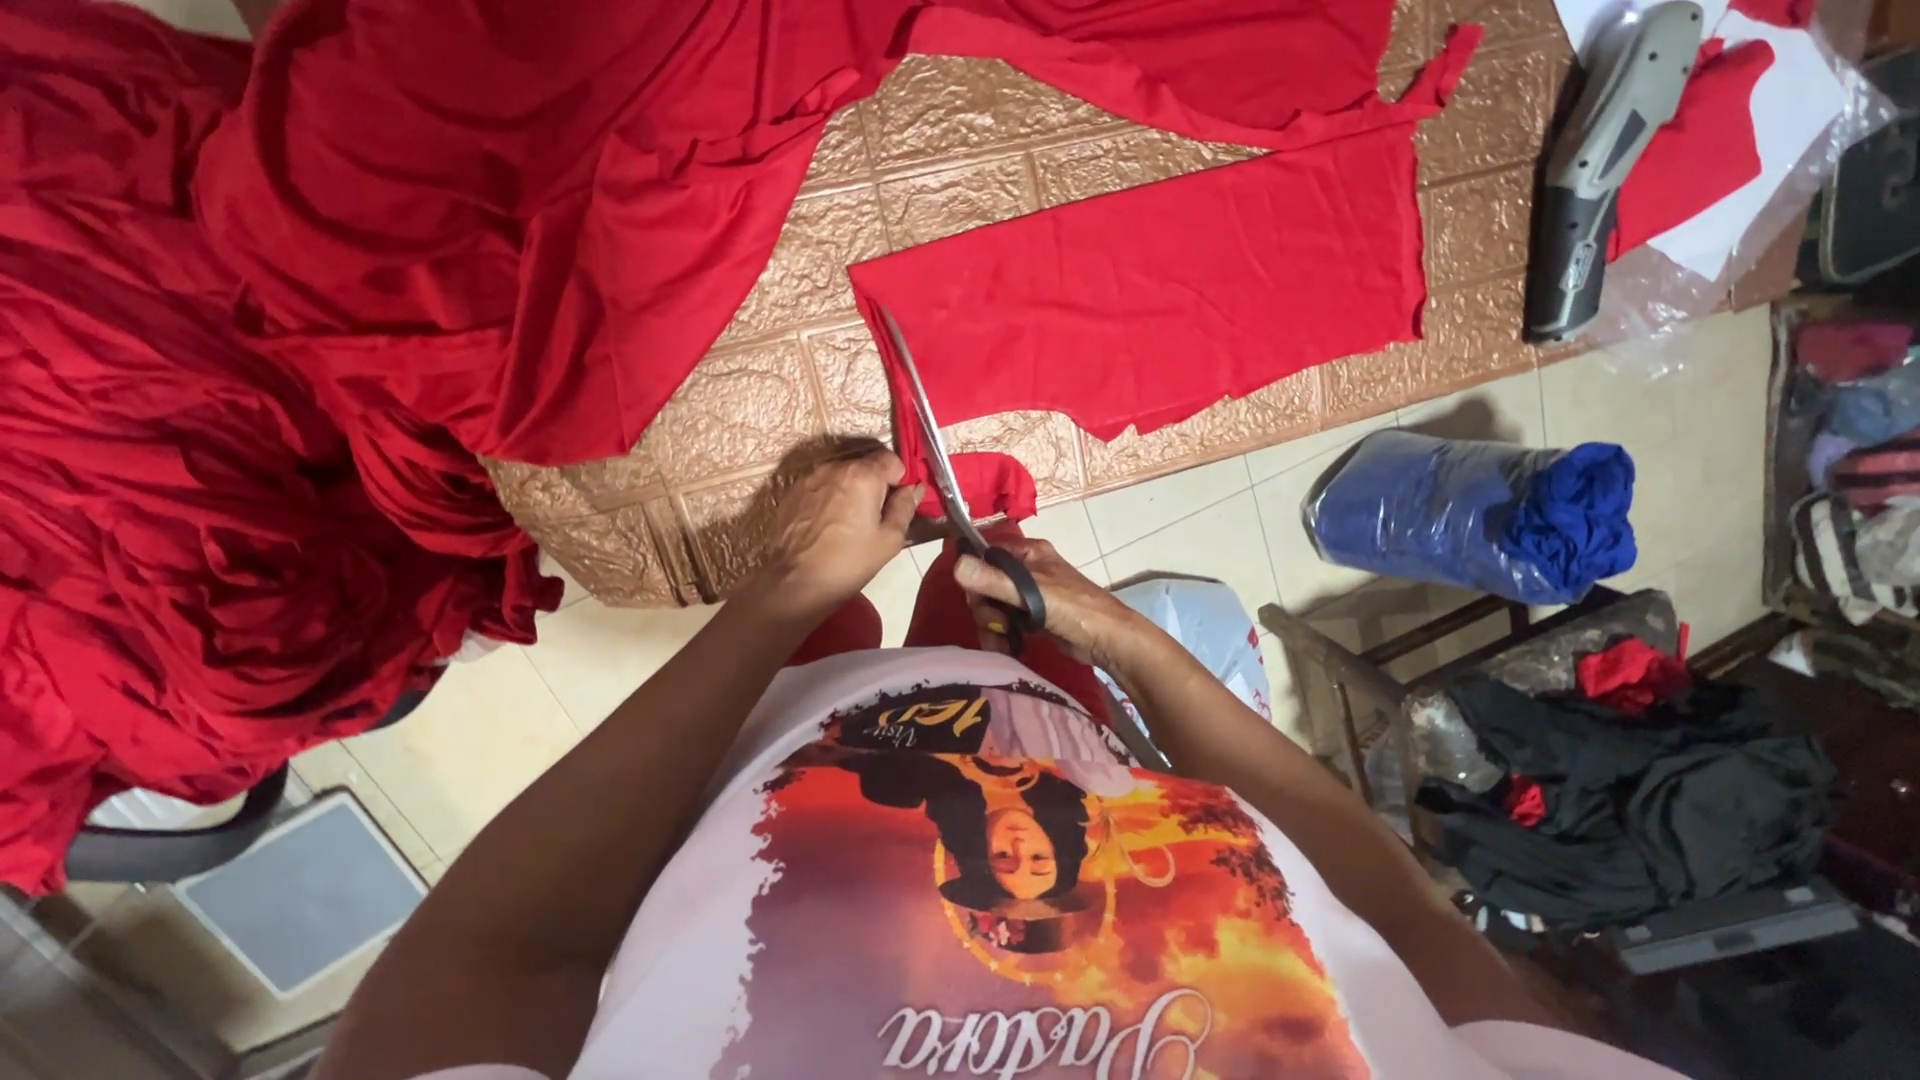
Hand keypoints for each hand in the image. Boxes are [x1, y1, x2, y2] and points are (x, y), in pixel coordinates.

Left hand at [752, 450, 922, 618]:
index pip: (890, 459)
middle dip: (874, 484)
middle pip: (864, 465)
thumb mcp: (889, 539)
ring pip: (841, 475)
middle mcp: (835, 467)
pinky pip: (820, 486)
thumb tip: (915, 488)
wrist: (798, 581)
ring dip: (850, 490)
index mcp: (863, 475)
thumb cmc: (850, 562)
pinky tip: (827, 524)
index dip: (898, 479)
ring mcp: (810, 478)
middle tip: (874, 516)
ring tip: (848, 521)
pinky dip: (828, 497)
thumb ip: (905, 507)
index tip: (896, 502)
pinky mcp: (792, 492)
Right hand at [952, 535, 1150, 669]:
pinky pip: (1005, 620)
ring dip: (991, 625)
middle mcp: (1026, 568)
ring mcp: (1030, 593)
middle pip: (985, 583)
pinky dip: (1002, 634)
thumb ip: (993, 580)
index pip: (986, 553)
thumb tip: (956, 565)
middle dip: (984, 608)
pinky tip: (1006, 647)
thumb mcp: (1031, 593)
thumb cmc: (1074, 608)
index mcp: (1028, 551)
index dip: (974, 574)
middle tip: (995, 625)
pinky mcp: (1032, 616)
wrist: (1108, 640)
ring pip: (993, 604)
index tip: (976, 597)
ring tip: (1000, 643)